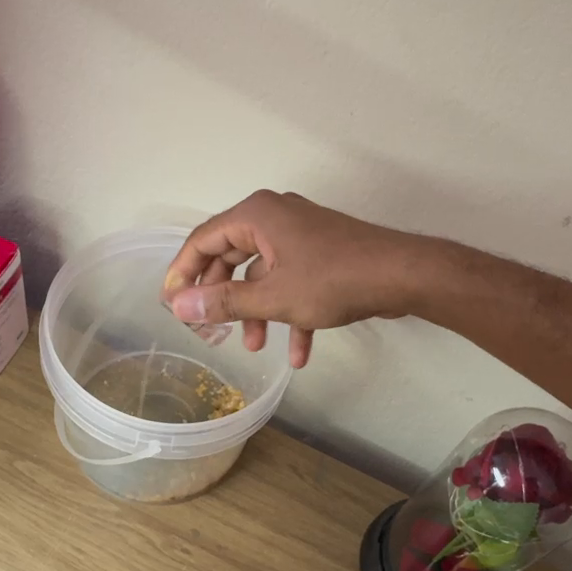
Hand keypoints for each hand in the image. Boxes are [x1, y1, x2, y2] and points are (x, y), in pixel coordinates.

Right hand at [162, 190, 428, 366]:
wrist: (401, 275)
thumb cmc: (334, 280)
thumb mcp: (272, 297)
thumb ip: (223, 302)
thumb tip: (179, 306)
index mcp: (256, 215)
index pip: (203, 240)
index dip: (182, 272)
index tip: (170, 302)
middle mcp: (275, 217)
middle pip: (231, 257)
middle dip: (223, 298)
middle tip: (209, 328)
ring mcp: (301, 235)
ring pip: (264, 275)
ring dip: (258, 312)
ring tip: (255, 347)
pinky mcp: (322, 254)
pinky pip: (294, 282)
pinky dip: (292, 314)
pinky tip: (299, 355)